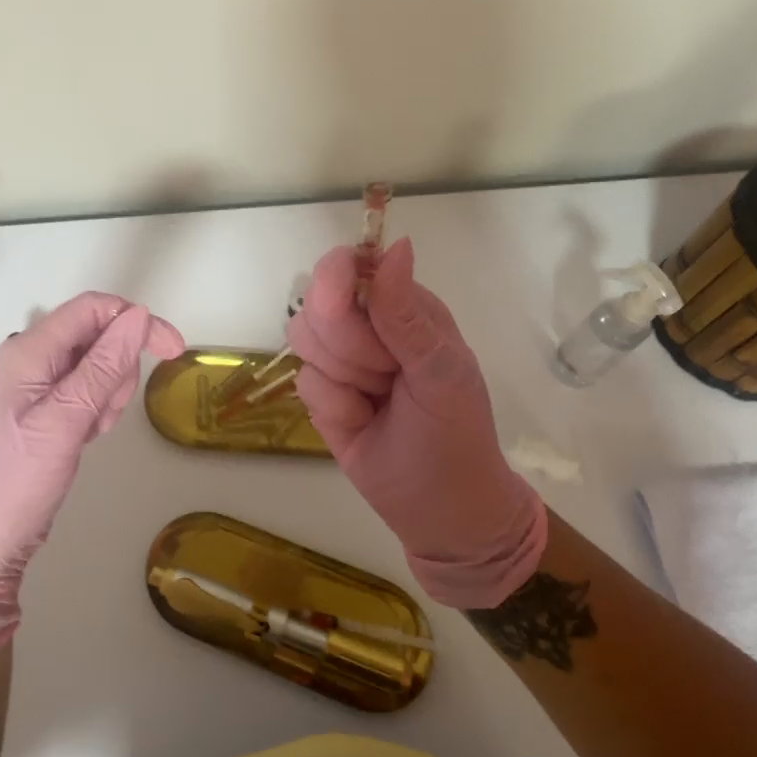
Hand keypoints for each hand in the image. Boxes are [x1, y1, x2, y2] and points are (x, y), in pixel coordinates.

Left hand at [0, 292, 185, 665]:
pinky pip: (85, 391)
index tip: (173, 351)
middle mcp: (29, 358)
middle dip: (119, 368)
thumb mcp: (64, 423)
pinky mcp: (43, 410)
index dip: (137, 320)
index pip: (92, 308)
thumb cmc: (14, 484)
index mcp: (28, 351)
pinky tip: (84, 439)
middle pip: (96, 333)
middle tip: (105, 416)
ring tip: (89, 433)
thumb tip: (139, 316)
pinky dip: (96, 410)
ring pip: (96, 364)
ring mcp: (35, 386)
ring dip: (108, 393)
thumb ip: (102, 367)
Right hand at [286, 238, 546, 608]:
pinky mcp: (322, 394)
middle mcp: (368, 324)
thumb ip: (407, 315)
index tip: (348, 314)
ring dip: (341, 379)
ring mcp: (341, 359)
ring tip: (378, 400)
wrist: (440, 511)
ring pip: (302, 340)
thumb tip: (396, 246)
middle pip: (316, 305)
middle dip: (349, 349)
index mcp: (404, 306)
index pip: (349, 267)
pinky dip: (332, 407)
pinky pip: (302, 382)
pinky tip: (361, 422)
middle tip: (389, 378)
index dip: (339, 288)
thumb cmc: (455, 437)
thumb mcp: (441, 375)